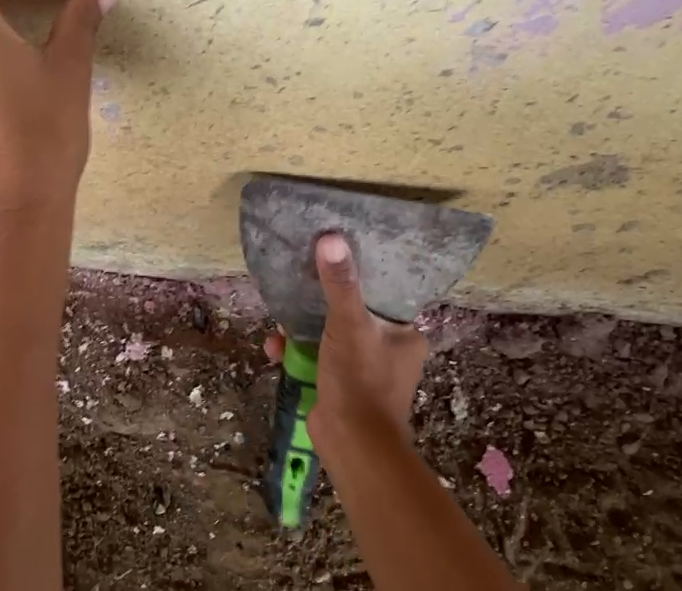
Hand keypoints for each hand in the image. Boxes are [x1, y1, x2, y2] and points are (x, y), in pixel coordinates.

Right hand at [264, 234, 428, 448]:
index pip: (380, 295)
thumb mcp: (348, 325)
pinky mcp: (341, 386)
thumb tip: (331, 238)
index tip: (327, 262)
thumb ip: (339, 283)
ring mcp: (364, 370)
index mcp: (405, 335)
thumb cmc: (360, 380)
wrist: (352, 443)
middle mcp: (389, 351)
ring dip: (300, 332)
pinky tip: (276, 351)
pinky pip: (317, 358)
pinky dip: (296, 354)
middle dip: (315, 306)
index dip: (354, 278)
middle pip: (348, 313)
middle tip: (294, 292)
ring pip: (327, 336)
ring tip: (278, 328)